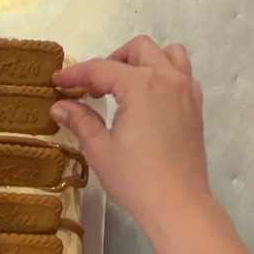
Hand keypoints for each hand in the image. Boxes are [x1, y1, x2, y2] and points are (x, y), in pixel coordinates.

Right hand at [52, 36, 213, 236]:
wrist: (177, 203)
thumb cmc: (136, 180)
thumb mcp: (101, 150)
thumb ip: (81, 121)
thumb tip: (60, 106)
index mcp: (141, 85)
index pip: (101, 69)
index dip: (76, 74)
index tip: (58, 81)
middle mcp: (167, 78)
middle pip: (138, 49)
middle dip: (111, 62)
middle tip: (93, 87)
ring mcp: (186, 90)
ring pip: (167, 54)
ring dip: (143, 61)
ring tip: (125, 84)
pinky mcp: (195, 106)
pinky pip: (182, 74)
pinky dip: (164, 75)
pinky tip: (149, 99)